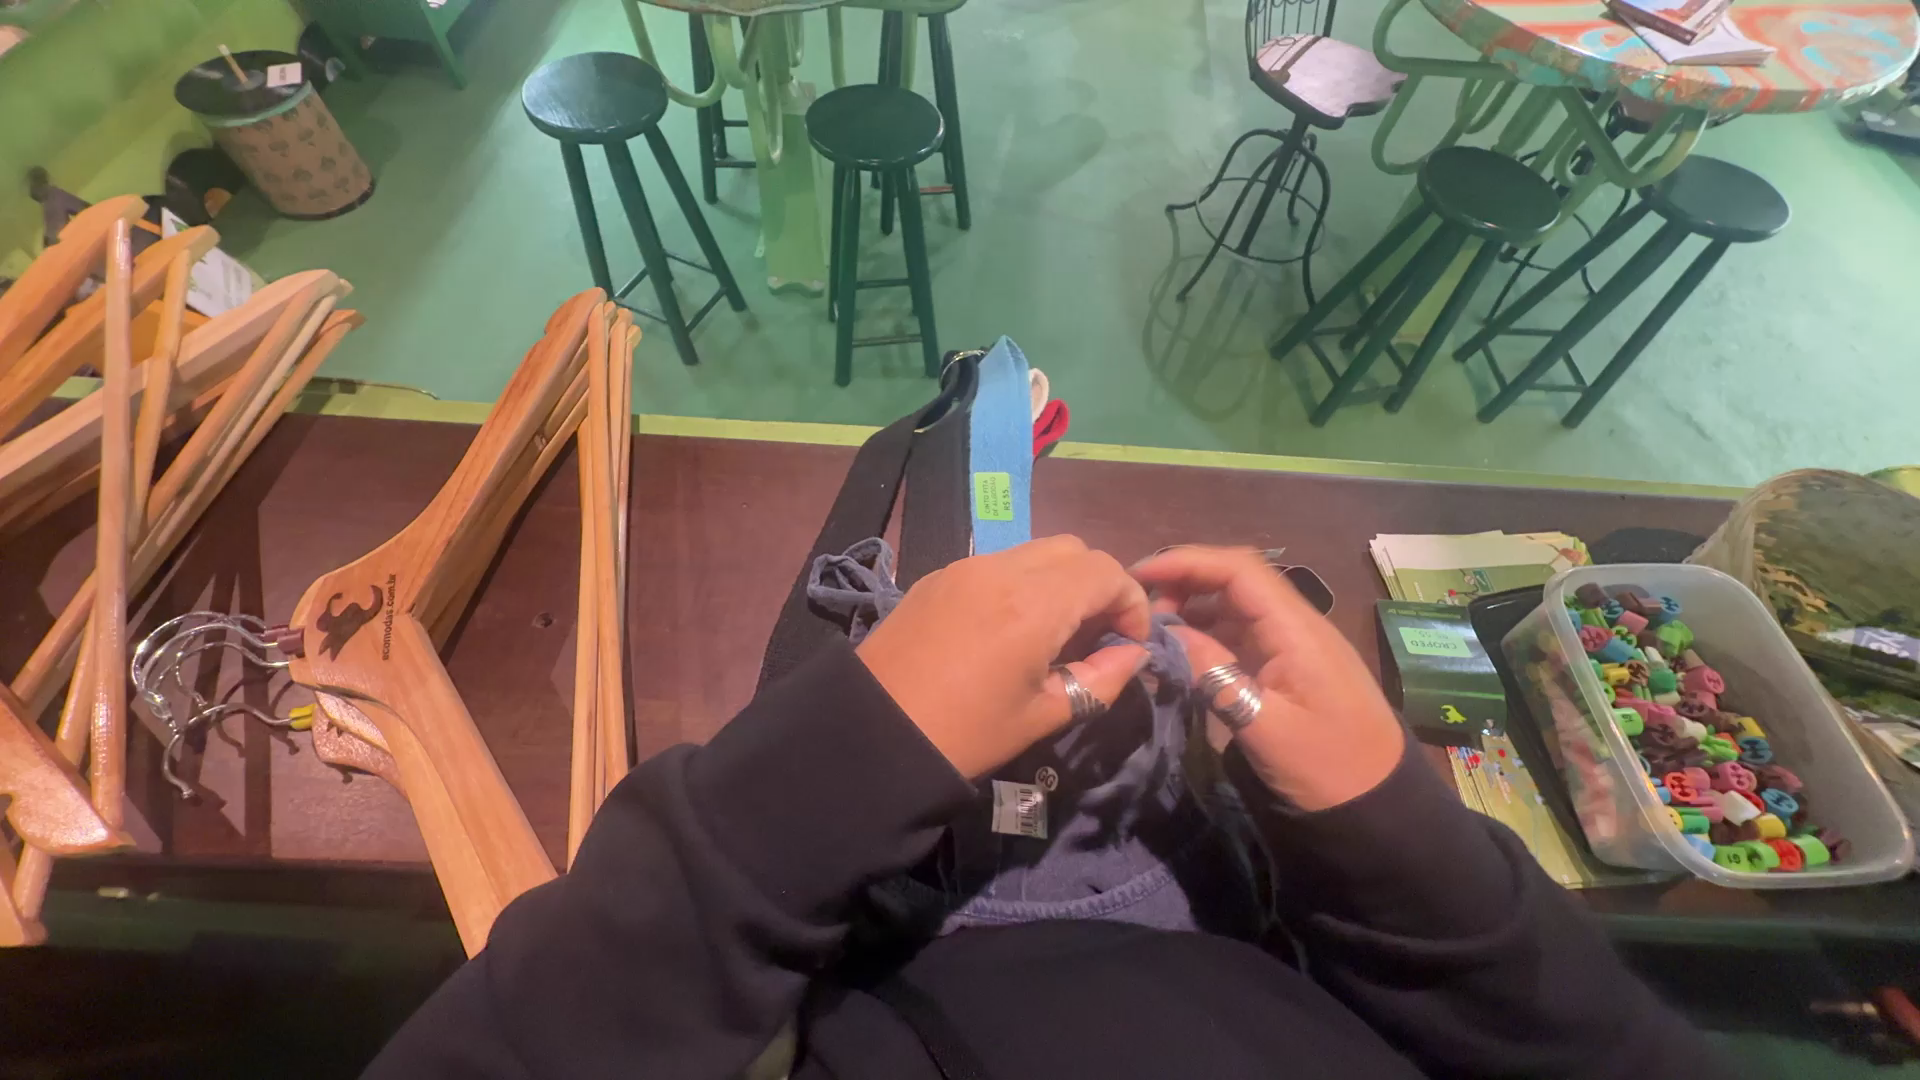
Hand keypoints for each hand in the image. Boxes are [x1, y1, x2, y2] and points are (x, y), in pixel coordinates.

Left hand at [856, 536, 1152, 778]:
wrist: (869, 732)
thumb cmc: (964, 733)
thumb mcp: (1042, 715)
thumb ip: (1100, 678)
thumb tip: (1132, 653)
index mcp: (1034, 604)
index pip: (1106, 571)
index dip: (1131, 602)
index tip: (1128, 643)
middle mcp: (1001, 569)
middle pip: (1073, 549)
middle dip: (1097, 585)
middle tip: (1093, 635)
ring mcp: (965, 566)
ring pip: (1034, 551)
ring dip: (1058, 580)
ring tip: (1052, 633)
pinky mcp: (938, 575)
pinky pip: (997, 563)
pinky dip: (1021, 581)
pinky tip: (1008, 627)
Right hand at [1132, 546, 1403, 810]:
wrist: (1381, 806)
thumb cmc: (1327, 768)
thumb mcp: (1263, 727)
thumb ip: (1214, 674)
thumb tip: (1164, 633)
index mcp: (1296, 630)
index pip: (1238, 570)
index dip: (1186, 562)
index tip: (1140, 577)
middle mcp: (1296, 624)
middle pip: (1235, 579)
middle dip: (1184, 582)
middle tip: (1141, 610)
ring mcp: (1292, 643)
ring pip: (1235, 603)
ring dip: (1192, 606)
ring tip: (1154, 630)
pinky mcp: (1287, 663)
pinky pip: (1241, 631)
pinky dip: (1206, 631)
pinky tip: (1182, 650)